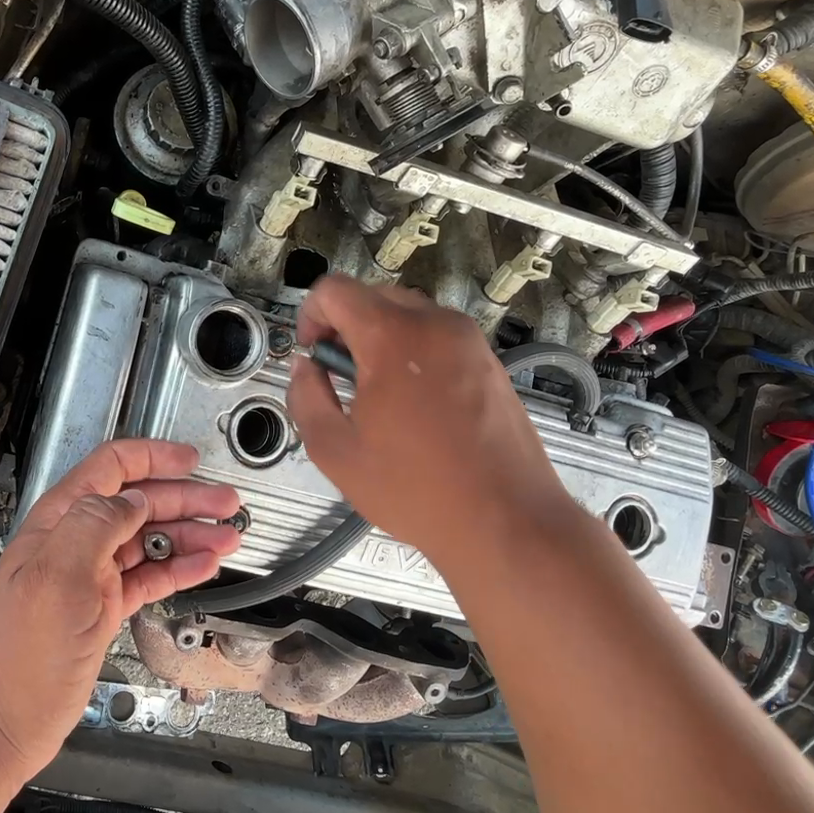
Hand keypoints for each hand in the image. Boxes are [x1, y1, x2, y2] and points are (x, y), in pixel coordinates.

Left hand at [0, 439, 240, 776]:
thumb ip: (94, 525)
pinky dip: (178, 570)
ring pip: (150, 541)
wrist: (0, 721)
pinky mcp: (103, 609)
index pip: (111, 468)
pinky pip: (149, 578)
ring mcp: (91, 576)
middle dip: (185, 499)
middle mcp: (77, 542)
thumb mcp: (56, 576)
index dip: (153, 458)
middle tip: (226, 505)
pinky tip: (203, 568)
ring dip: (190, 536)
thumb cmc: (16, 655)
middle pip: (139, 503)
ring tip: (227, 537)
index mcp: (61, 522)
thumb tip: (132, 499)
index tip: (190, 460)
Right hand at [285, 276, 566, 552]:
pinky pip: (438, 338)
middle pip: (372, 296)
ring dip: (380, 340)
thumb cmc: (415, 489)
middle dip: (345, 328)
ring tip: (378, 396)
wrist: (508, 522)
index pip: (334, 290)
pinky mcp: (490, 362)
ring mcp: (469, 341)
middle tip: (339, 378)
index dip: (310, 316)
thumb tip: (306, 369)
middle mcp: (435, 324)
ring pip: (407, 315)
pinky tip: (415, 407)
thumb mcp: (335, 451)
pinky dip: (414, 354)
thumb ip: (306, 397)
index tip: (312, 355)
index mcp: (391, 337)